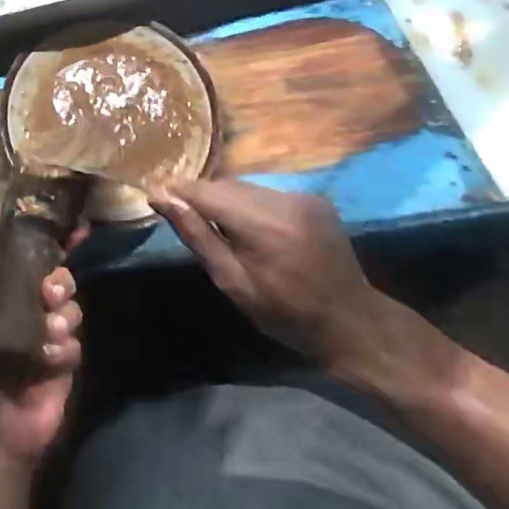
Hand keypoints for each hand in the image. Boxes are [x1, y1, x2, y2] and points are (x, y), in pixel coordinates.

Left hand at [0, 238, 82, 461]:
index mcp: (2, 295)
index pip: (30, 261)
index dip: (52, 243)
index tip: (74, 229)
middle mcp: (28, 310)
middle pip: (58, 277)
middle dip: (59, 278)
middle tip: (48, 292)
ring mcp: (49, 335)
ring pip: (71, 306)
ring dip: (62, 313)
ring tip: (48, 329)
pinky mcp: (65, 362)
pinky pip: (74, 342)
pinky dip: (63, 347)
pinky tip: (48, 361)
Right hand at [154, 179, 385, 371]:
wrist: (354, 323)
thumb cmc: (287, 314)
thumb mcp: (233, 282)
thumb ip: (197, 236)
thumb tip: (163, 199)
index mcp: (262, 225)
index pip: (206, 192)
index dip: (177, 190)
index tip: (153, 193)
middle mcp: (283, 200)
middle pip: (224, 185)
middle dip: (200, 196)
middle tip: (180, 213)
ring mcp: (302, 196)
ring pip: (245, 186)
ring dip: (225, 199)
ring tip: (216, 224)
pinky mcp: (314, 197)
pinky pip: (266, 191)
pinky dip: (250, 203)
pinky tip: (251, 227)